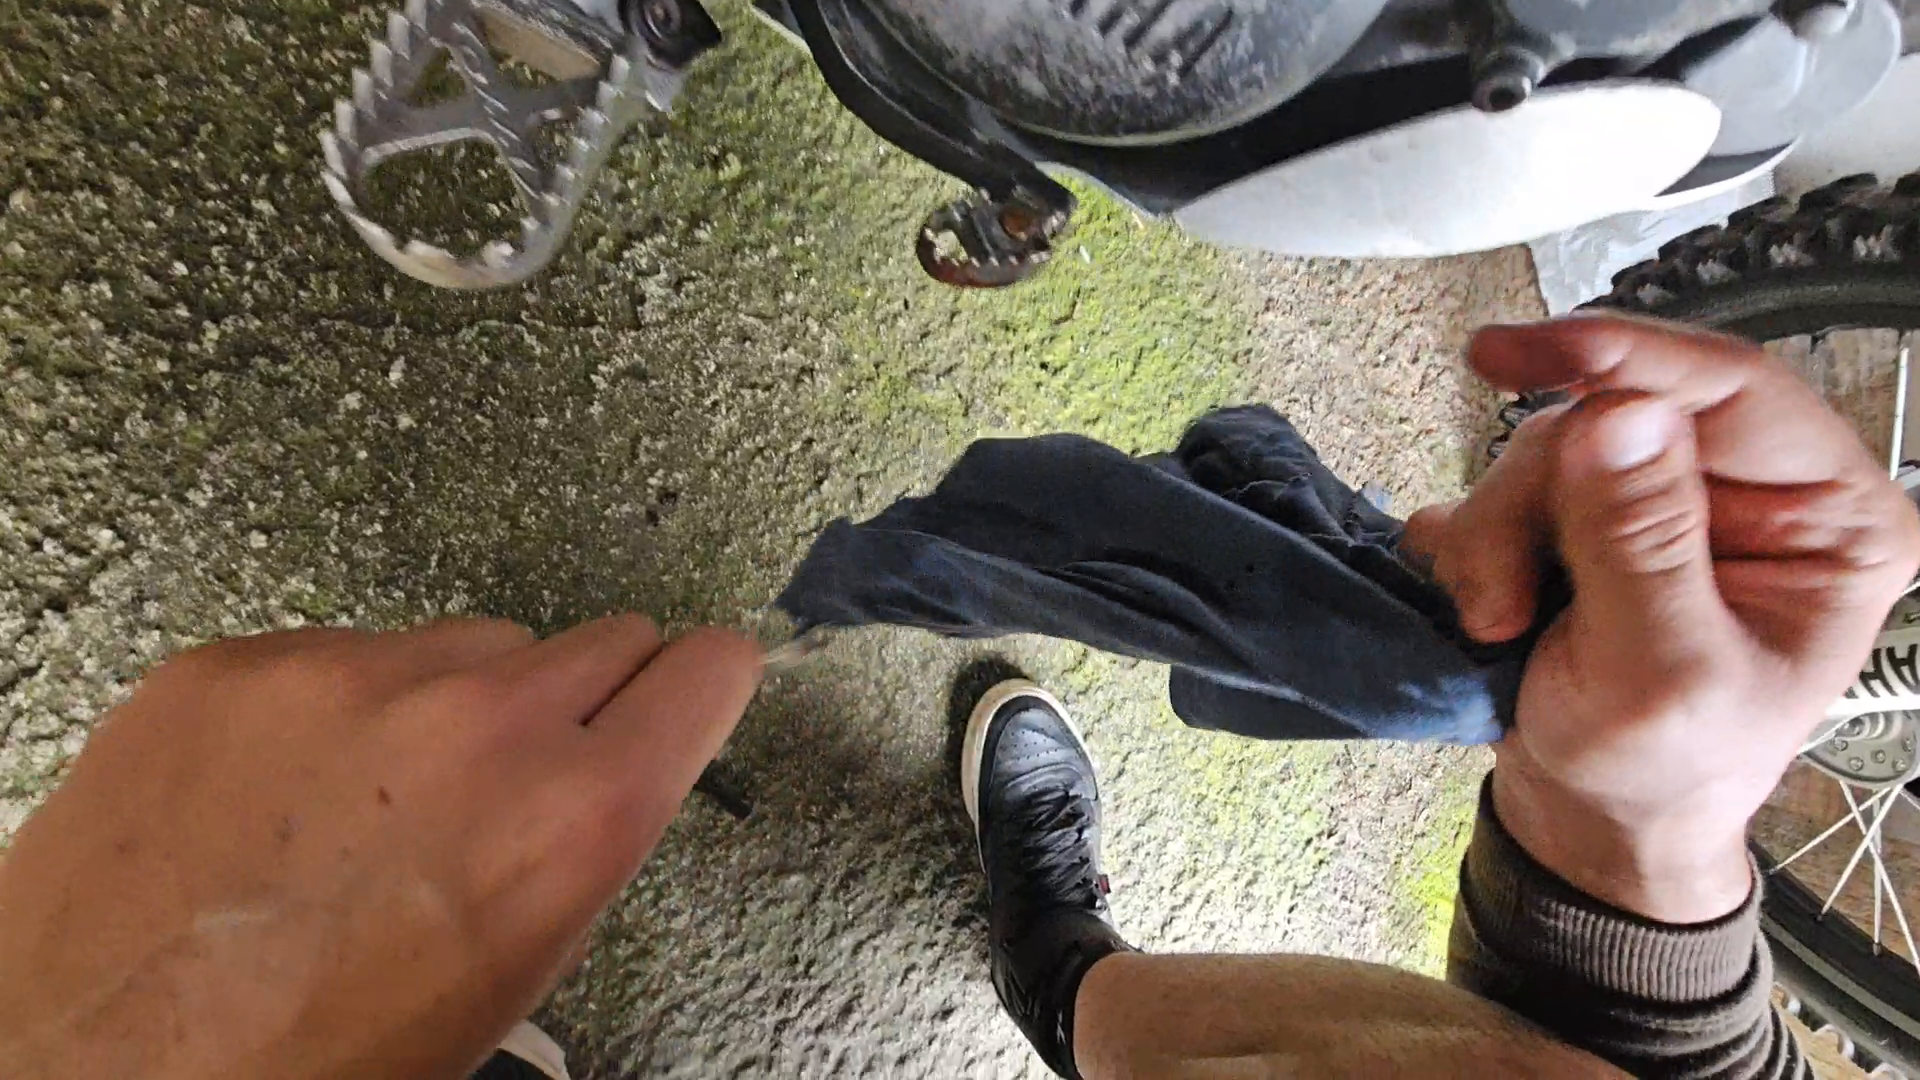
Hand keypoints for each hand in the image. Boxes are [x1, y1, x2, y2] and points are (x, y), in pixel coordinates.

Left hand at [0, 616, 760, 1079]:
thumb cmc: (340, 1045)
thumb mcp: (537, 945)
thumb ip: (610, 813)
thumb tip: (636, 734)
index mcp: (576, 815)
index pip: (712, 666)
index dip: (710, 678)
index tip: (691, 688)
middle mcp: (486, 726)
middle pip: (617, 634)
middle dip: (595, 692)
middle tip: (533, 761)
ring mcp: (357, 679)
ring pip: (495, 638)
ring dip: (478, 694)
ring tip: (397, 786)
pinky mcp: (245, 661)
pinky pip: (372, 644)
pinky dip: (365, 697)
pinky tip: (303, 780)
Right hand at [1407, 315, 1919, 922]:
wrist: (1587, 806)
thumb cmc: (1655, 761)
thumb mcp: (1658, 668)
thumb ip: (1640, 545)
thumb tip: (1618, 417)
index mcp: (1809, 517)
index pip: (1724, 390)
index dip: (1613, 356)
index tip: (1502, 353)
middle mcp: (1723, 495)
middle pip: (1592, 429)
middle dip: (1520, 515)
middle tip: (1498, 608)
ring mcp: (1631, 509)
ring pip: (1526, 464)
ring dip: (1485, 546)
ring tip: (1491, 624)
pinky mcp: (1556, 529)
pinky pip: (1484, 497)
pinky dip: (1463, 548)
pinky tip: (1472, 596)